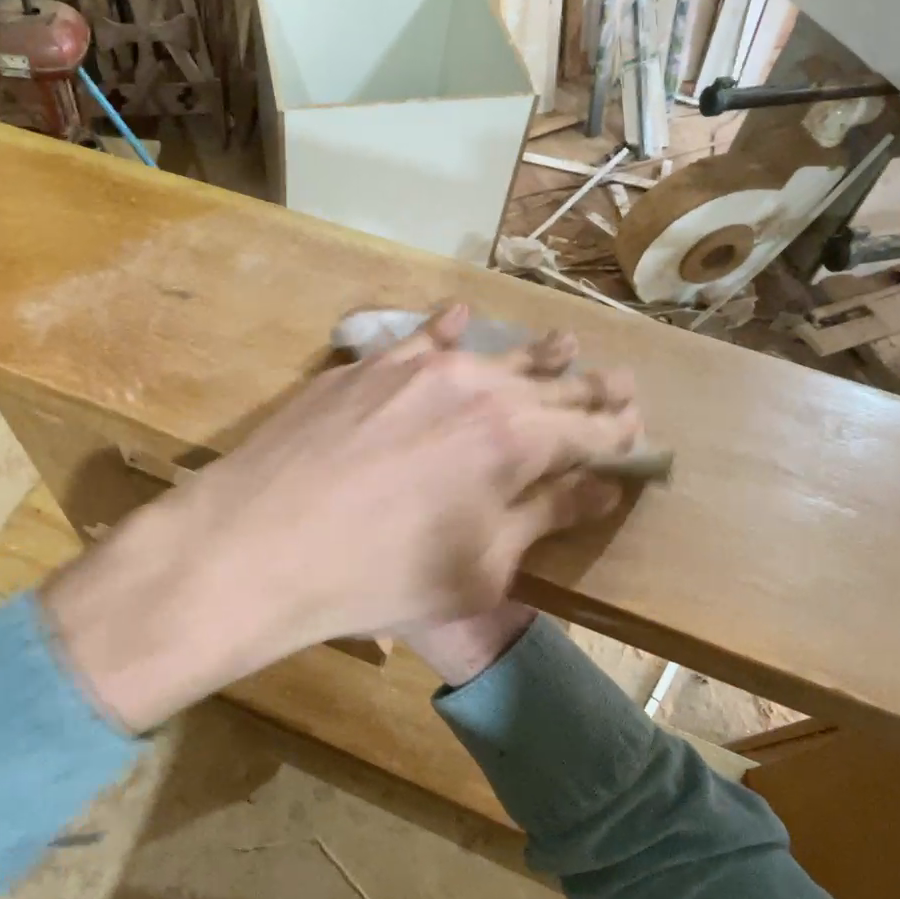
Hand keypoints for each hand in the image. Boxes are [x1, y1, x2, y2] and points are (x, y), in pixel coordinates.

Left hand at [42, 304, 642, 728]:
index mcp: (517, 440)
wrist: (261, 544)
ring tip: (565, 348)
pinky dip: (450, 333)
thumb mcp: (479, 568)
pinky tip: (463, 320)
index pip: (589, 430)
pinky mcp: (364, 366)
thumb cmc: (379, 578)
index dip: (619, 434)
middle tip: (620, 385)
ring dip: (532, 357)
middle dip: (589, 391)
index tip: (637, 433)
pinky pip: (421, 338)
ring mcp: (414, 367)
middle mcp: (475, 386)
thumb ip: (543, 518)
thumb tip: (601, 488)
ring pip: (490, 354)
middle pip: (549, 385)